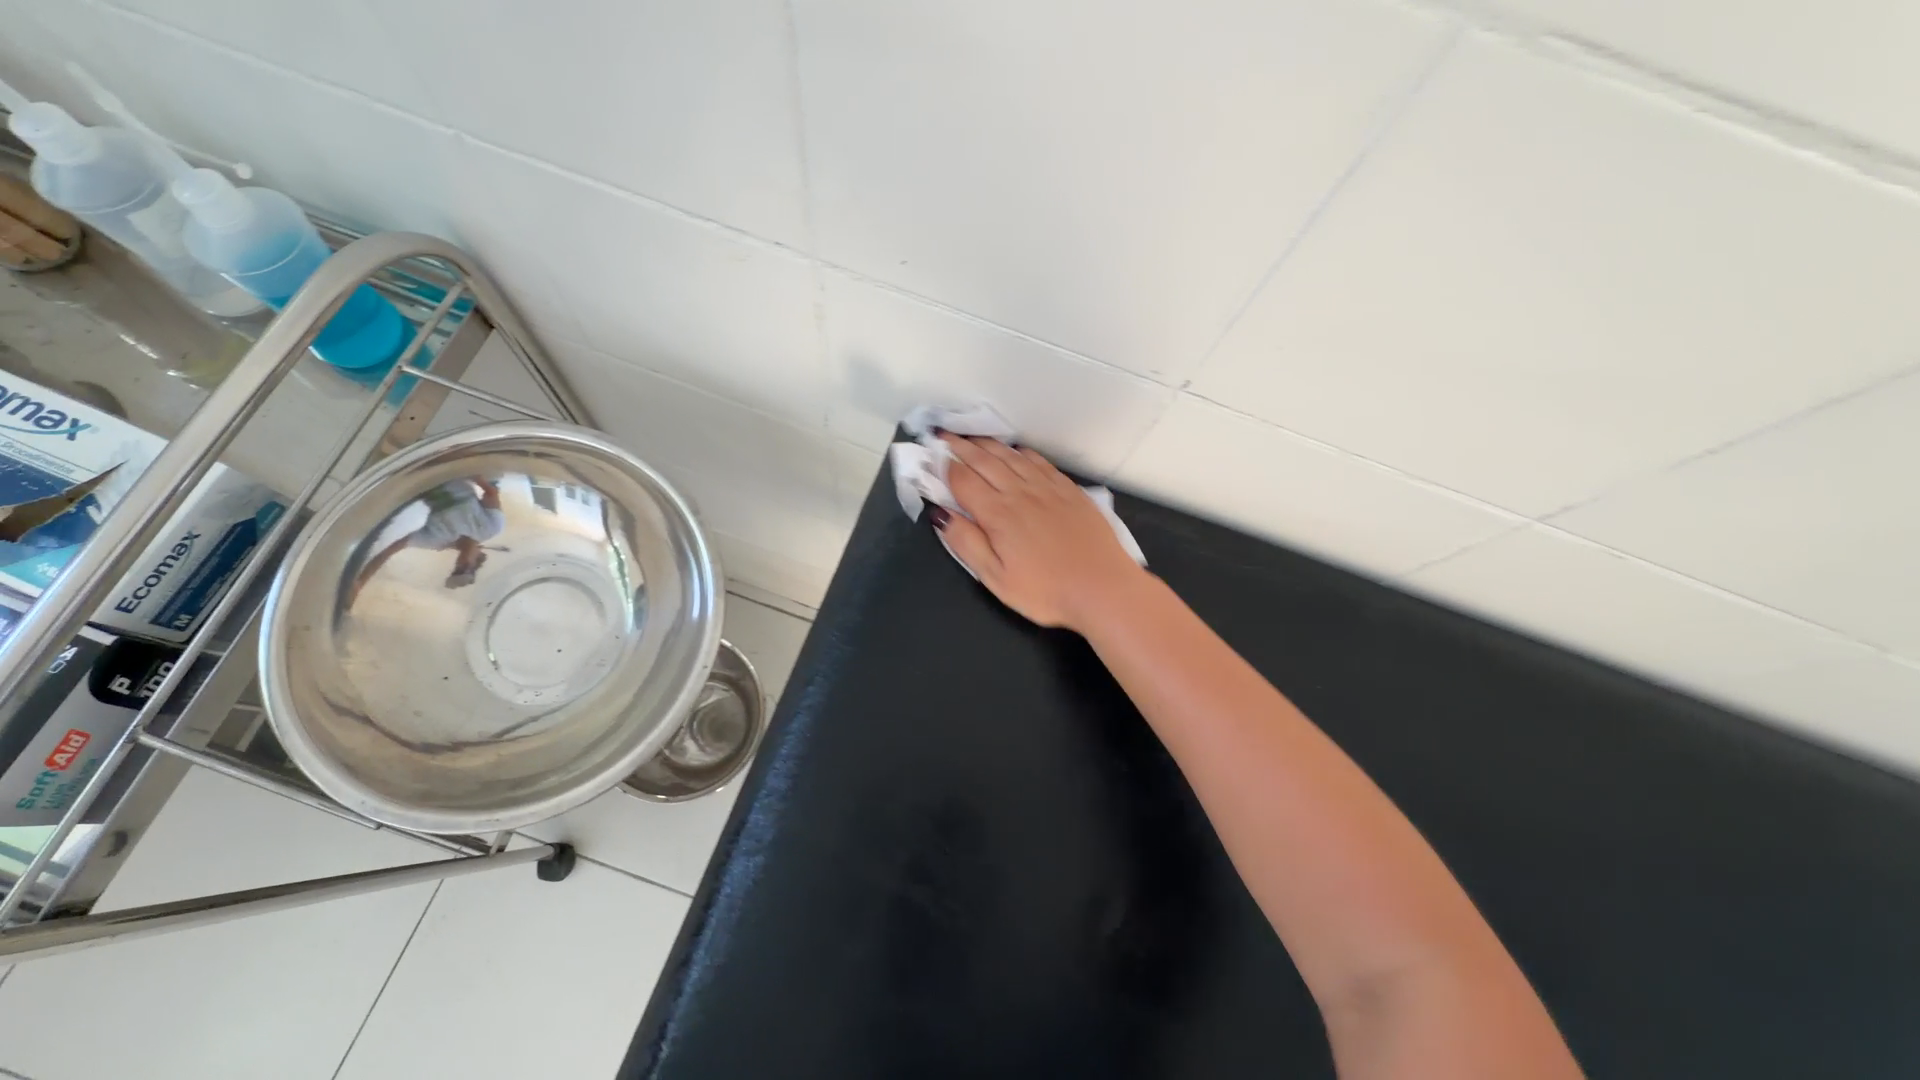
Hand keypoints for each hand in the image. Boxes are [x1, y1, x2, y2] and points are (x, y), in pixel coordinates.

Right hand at [932, 434, 1148, 631]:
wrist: (1102, 588)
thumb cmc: (1045, 591)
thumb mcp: (996, 579)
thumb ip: (966, 544)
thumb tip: (942, 515)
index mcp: (997, 514)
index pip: (963, 481)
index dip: (944, 467)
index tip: (931, 455)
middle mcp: (1020, 493)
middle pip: (984, 461)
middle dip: (961, 448)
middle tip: (944, 436)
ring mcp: (1047, 488)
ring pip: (1011, 457)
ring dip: (987, 444)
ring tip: (971, 438)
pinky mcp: (1069, 490)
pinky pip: (1038, 461)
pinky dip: (1020, 452)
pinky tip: (1015, 451)